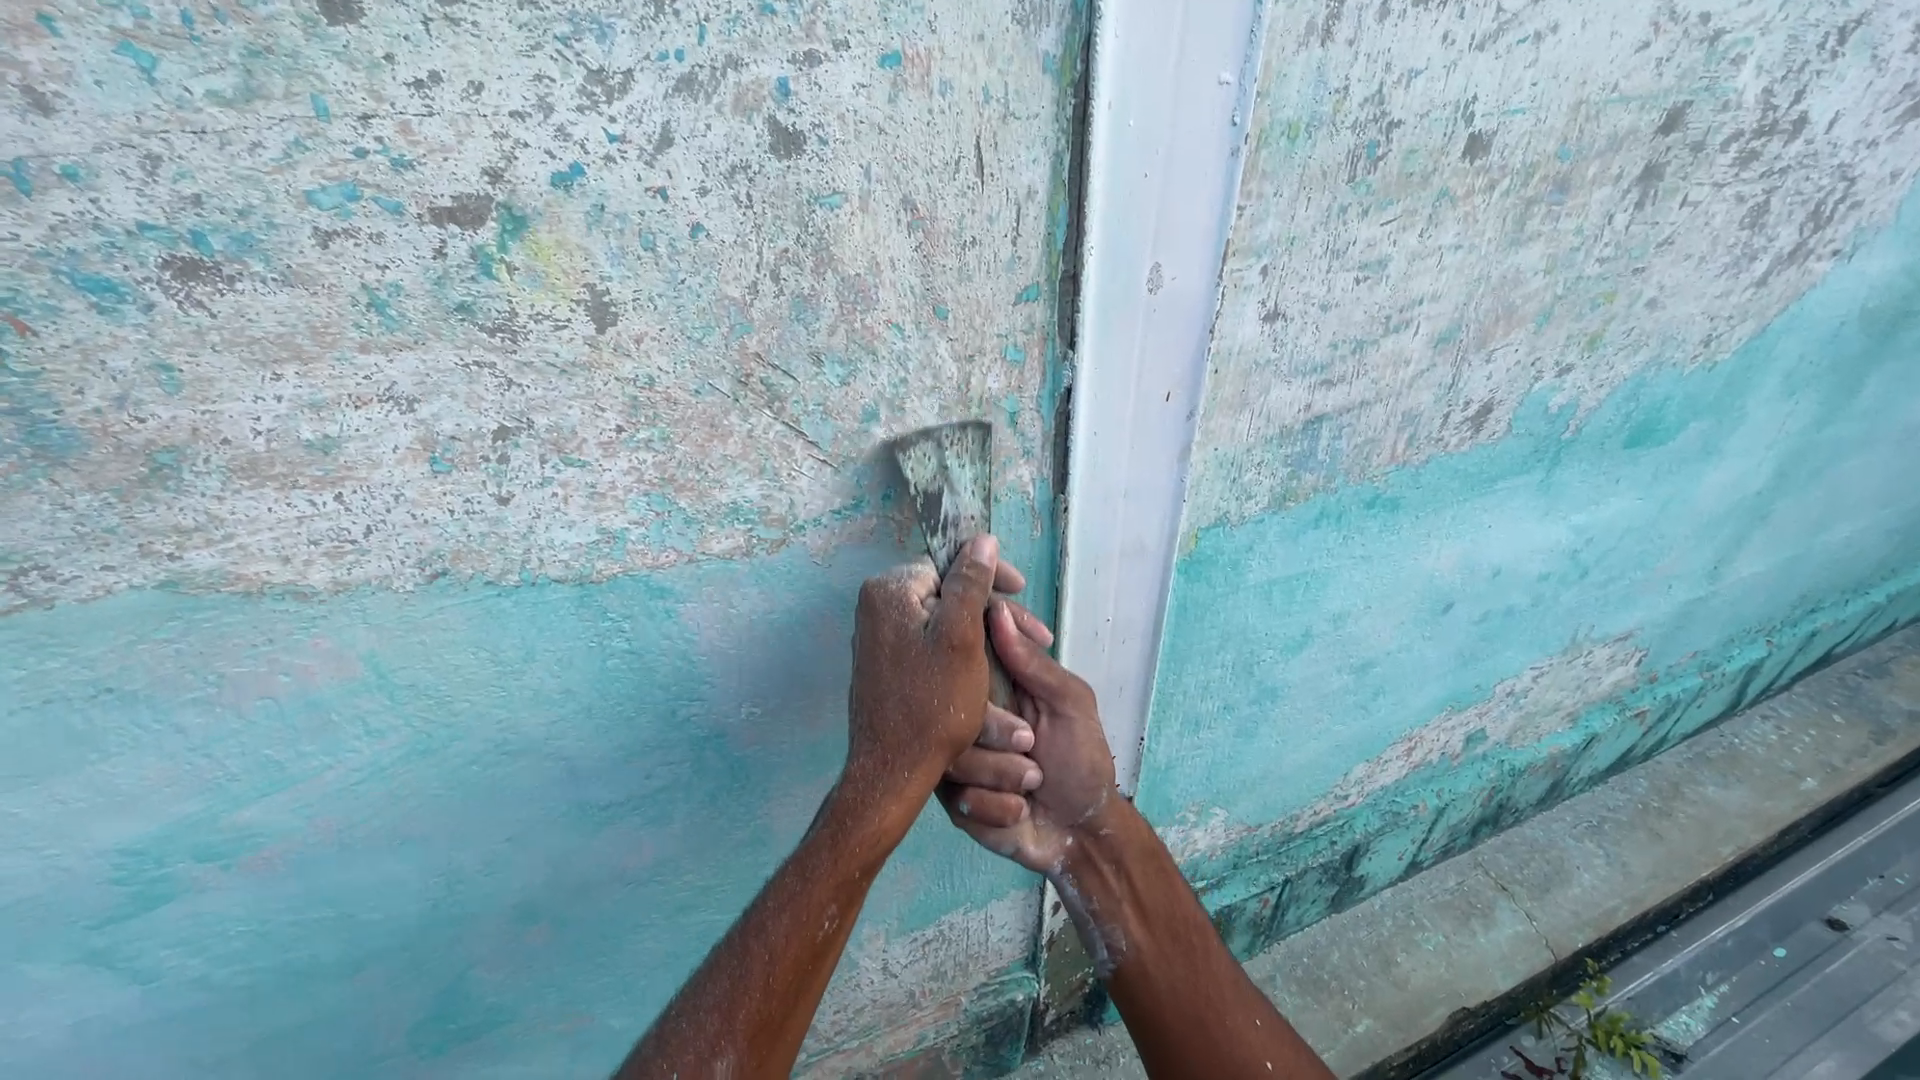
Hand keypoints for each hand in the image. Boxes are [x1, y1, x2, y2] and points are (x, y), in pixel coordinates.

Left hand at [844, 535, 1022, 803]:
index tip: (1022, 589)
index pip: (947, 563)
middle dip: (993, 609)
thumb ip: (971, 583)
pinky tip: (994, 669)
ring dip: (985, 632)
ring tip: (1024, 653)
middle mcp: (877, 607)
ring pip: (944, 619)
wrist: (895, 769)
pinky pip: (932, 642)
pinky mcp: (888, 663)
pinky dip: (964, 650)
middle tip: (1037, 632)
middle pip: (947, 592)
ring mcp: (879, 636)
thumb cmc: (932, 704)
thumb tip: (982, 539)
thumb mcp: (962, 638)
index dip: (989, 574)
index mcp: (889, 592)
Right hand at [938, 599, 1117, 873]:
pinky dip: (997, 807)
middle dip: (997, 737)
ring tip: (1032, 783)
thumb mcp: (1071, 704)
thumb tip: (996, 611)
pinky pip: (956, 796)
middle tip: (1030, 747)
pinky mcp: (952, 799)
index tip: (1000, 687)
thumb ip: (1034, 663)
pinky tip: (1018, 811)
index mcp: (994, 685)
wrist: (1080, 834)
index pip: (963, 654)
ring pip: (950, 757)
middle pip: (947, 710)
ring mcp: (956, 757)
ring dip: (1002, 776)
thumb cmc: (1082, 760)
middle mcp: (967, 717)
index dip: (968, 660)